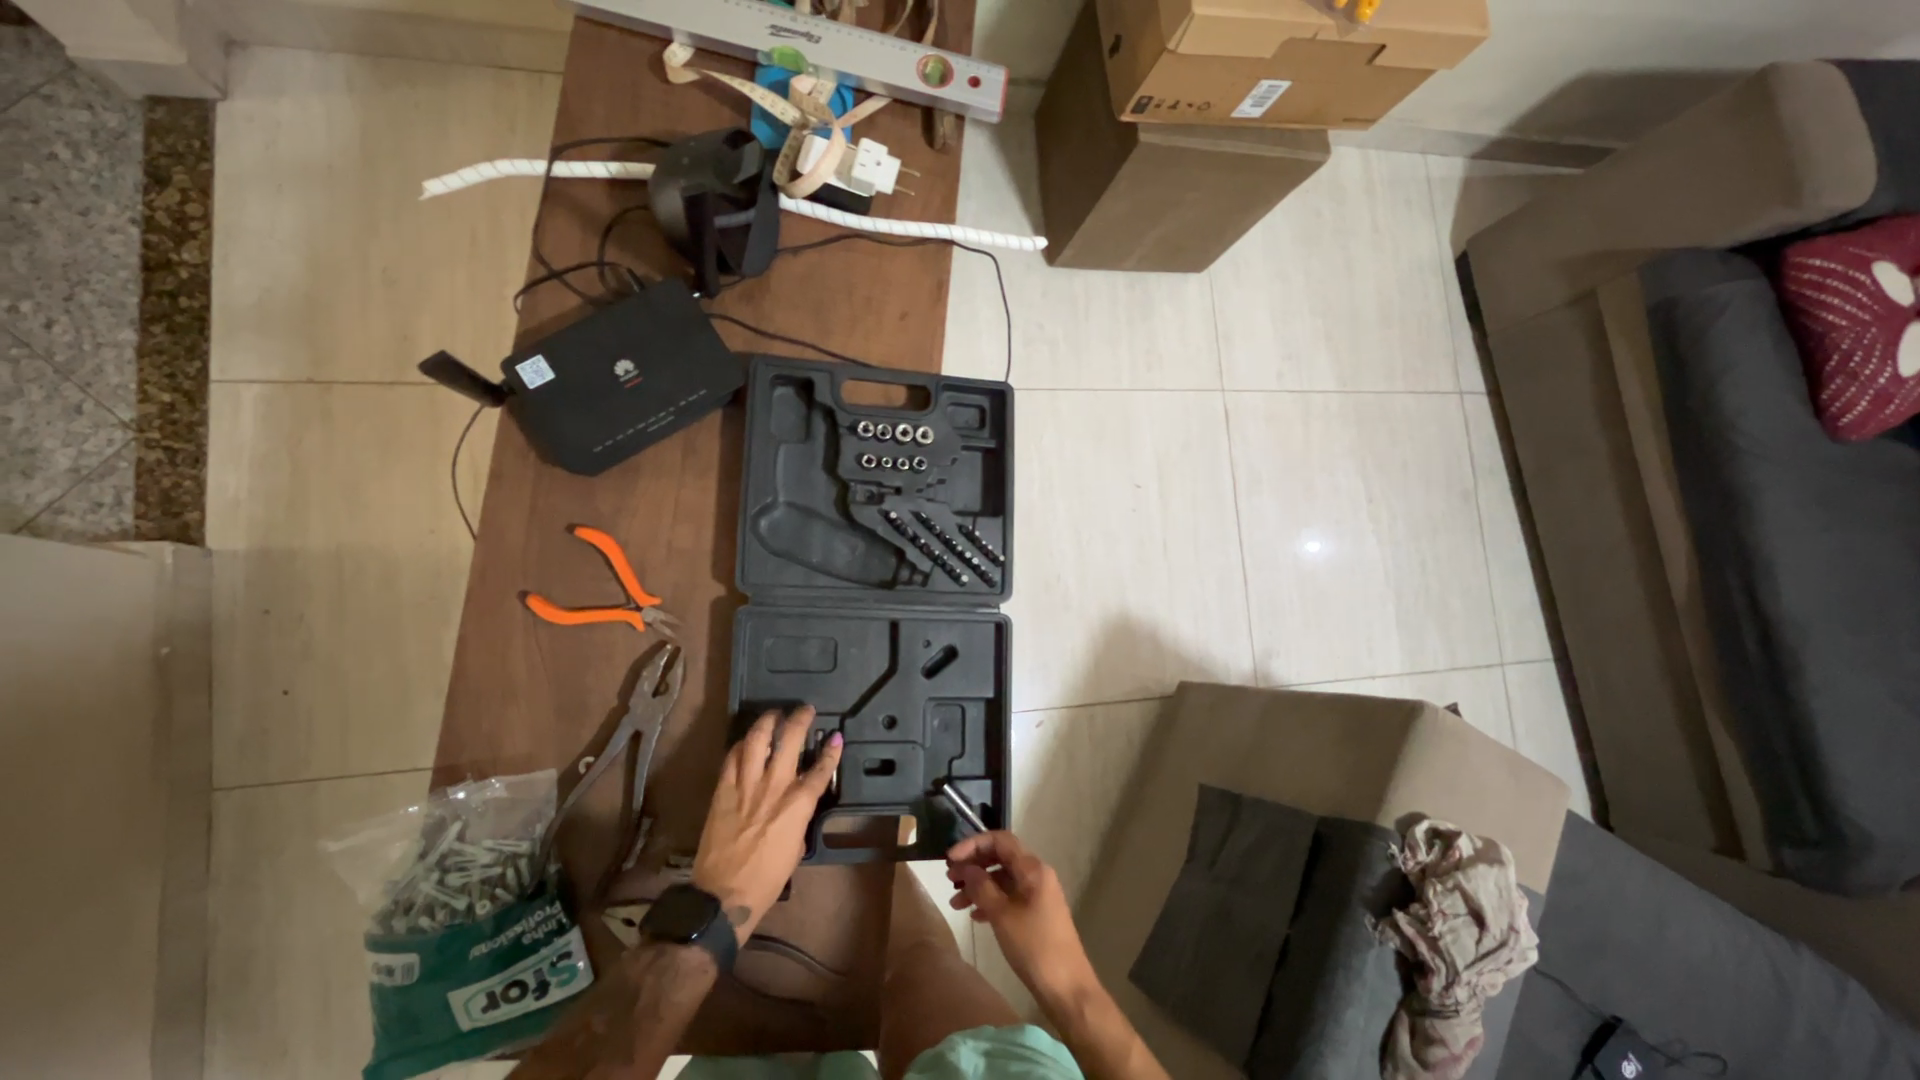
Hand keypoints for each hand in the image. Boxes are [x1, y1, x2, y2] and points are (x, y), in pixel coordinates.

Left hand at [692, 706, 841, 943]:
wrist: (724, 894)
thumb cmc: (767, 878)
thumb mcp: (795, 847)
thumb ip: (798, 817)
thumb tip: (795, 804)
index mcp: (797, 805)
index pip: (821, 770)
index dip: (831, 750)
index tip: (835, 736)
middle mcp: (774, 787)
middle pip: (789, 741)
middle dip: (800, 720)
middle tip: (804, 710)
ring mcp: (745, 785)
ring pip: (757, 740)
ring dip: (767, 722)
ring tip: (773, 715)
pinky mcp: (722, 790)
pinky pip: (732, 757)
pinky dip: (741, 744)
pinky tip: (746, 741)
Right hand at [946, 831, 1096, 1002]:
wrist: (1066, 986)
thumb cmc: (1033, 946)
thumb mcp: (1002, 915)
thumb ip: (982, 886)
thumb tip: (966, 867)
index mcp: (1032, 869)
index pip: (1000, 841)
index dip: (973, 845)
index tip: (950, 859)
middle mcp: (1036, 875)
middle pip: (1000, 858)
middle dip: (973, 866)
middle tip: (949, 881)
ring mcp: (1037, 895)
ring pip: (1002, 879)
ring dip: (978, 886)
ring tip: (955, 903)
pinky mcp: (1036, 914)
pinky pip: (1008, 897)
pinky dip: (990, 901)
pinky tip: (974, 917)